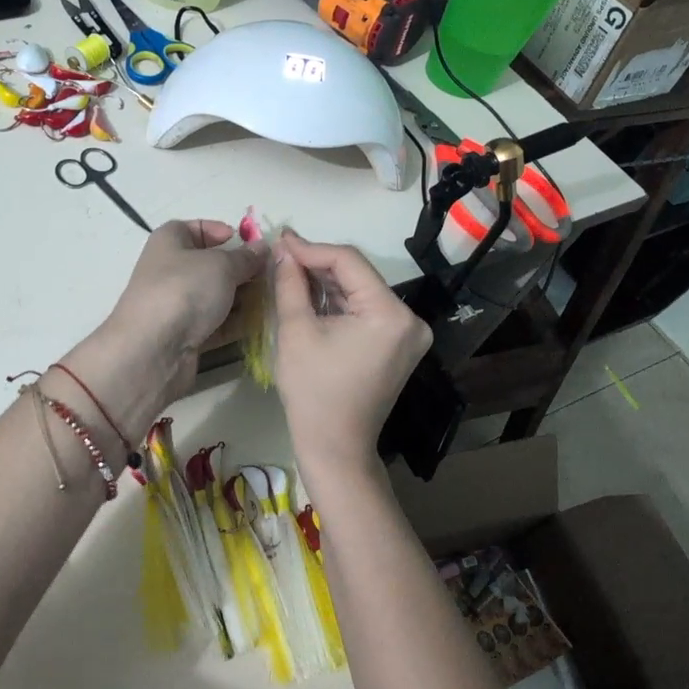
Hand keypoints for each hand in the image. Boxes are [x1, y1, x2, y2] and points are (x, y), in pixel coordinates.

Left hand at [60, 220, 265, 437]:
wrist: (153, 350)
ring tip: (275, 299)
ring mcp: (176, 305)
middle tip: (272, 275)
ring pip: (215, 296)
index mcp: (170, 241)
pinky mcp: (184, 335)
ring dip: (242, 298)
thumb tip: (261, 248)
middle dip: (241, 270)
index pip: (197, 228)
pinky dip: (235, 323)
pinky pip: (215, 323)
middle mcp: (169, 270)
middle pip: (211, 265)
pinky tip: (262, 324)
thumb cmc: (184, 290)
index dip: (224, 232)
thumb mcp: (221, 265)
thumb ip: (245, 257)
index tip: (250, 244)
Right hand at [271, 231, 431, 472]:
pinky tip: (309, 294)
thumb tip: (283, 248)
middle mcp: (409, 319)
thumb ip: (291, 282)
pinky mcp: (398, 345)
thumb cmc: (313, 391)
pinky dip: (339, 302)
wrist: (335, 447)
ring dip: (326, 281)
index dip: (311, 248)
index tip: (279, 240)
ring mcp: (407, 333)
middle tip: (280, 254)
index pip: (349, 261)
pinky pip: (365, 310)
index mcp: (390, 313)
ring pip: (360, 291)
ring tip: (288, 271)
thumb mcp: (296, 330)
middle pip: (357, 274)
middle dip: (317, 263)